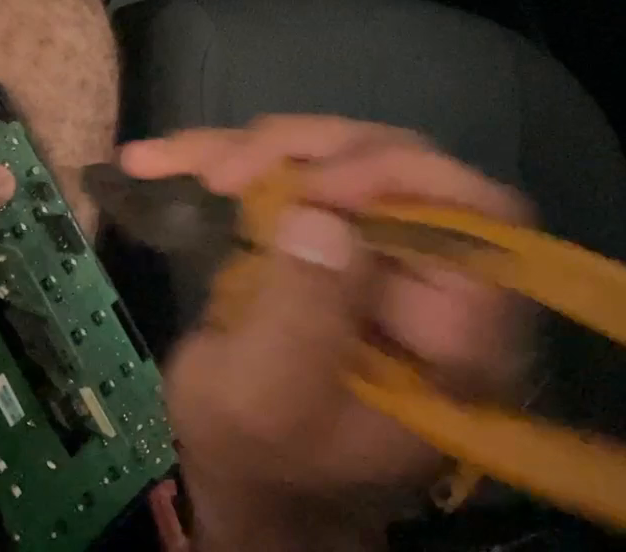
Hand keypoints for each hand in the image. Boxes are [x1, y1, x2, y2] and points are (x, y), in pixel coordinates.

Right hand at [117, 117, 533, 549]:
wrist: (241, 477)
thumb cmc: (260, 453)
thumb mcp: (272, 396)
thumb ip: (304, 315)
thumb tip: (321, 216)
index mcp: (453, 327)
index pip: (473, 212)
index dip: (394, 176)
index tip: (304, 186)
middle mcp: (423, 275)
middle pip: (389, 163)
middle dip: (298, 152)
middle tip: (222, 172)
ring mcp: (365, 249)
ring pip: (324, 155)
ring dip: (242, 149)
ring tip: (166, 158)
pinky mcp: (313, 237)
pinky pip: (273, 173)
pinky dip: (209, 158)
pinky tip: (153, 159)